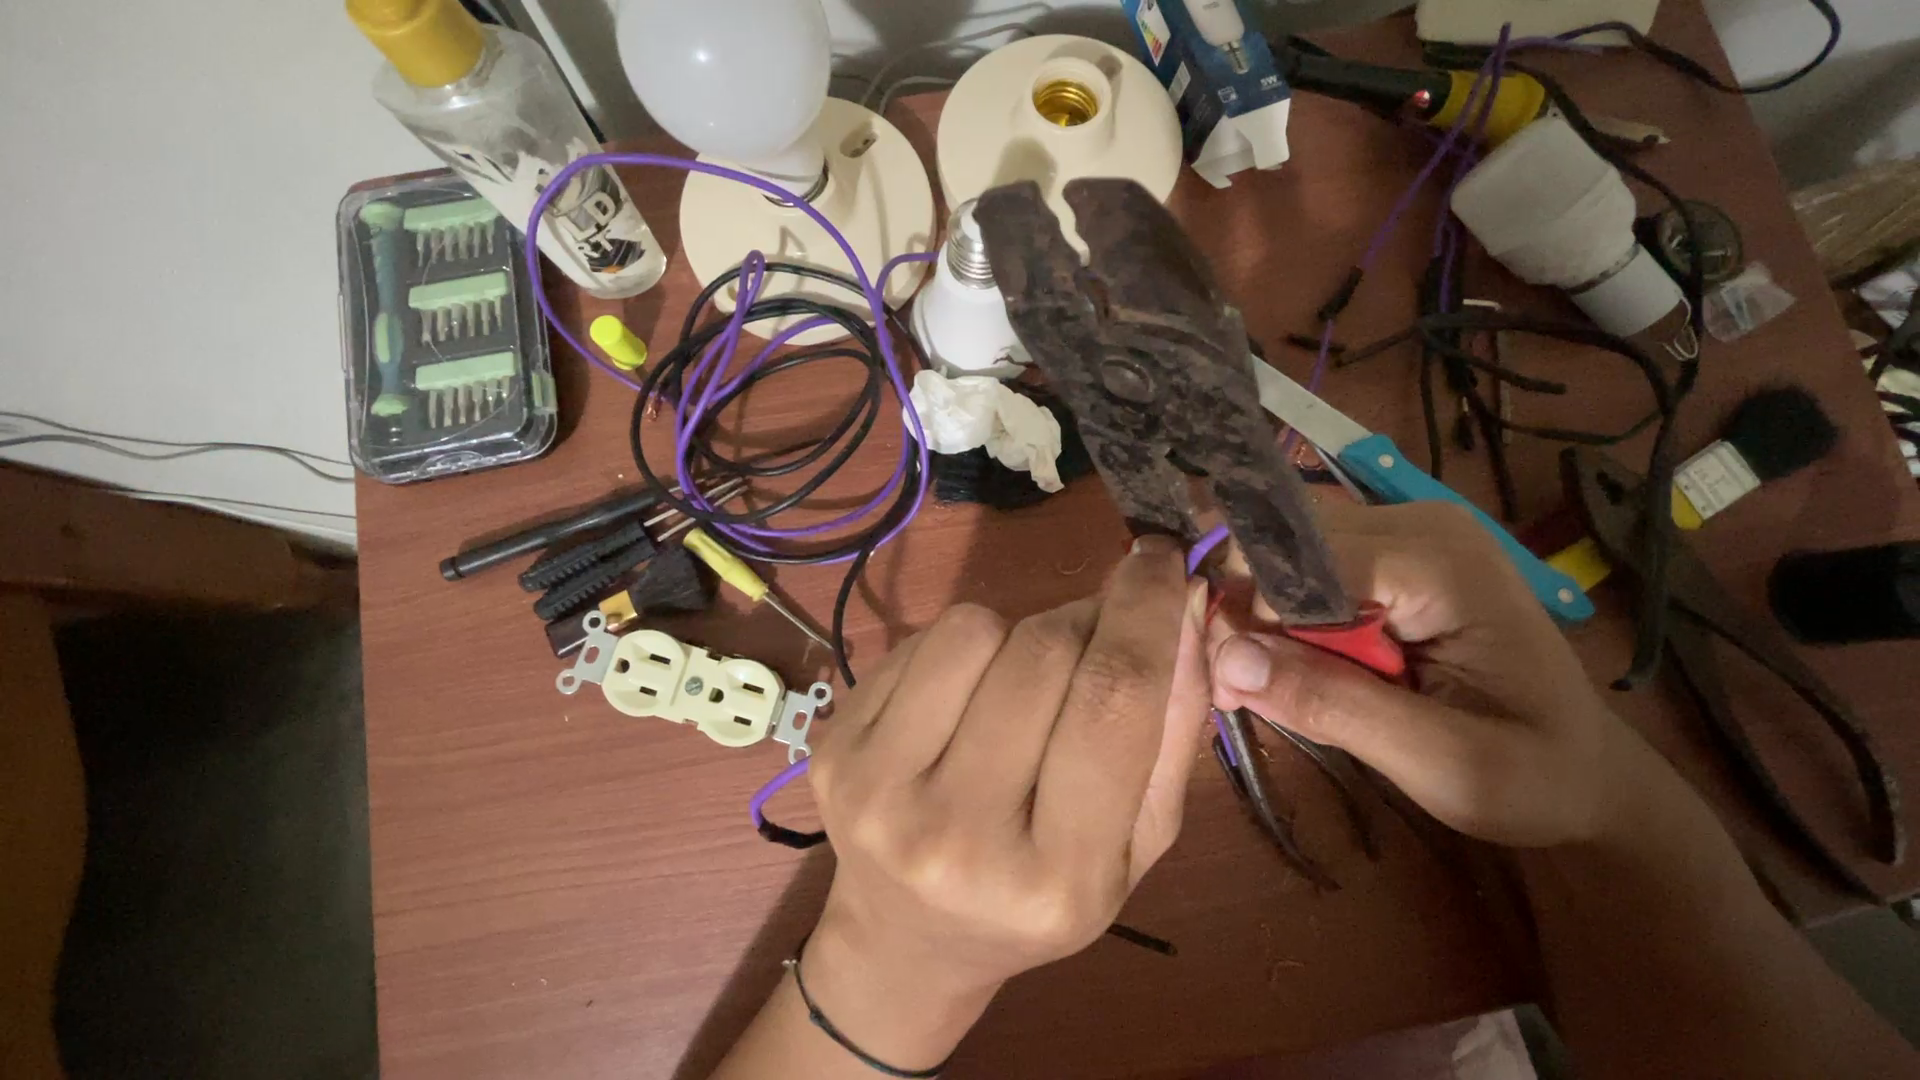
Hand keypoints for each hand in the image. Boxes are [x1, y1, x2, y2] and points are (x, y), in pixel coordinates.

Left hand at [797, 536, 1208, 1068]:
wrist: (909, 942)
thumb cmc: (1039, 898)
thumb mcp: (1136, 845)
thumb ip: (1173, 730)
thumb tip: (1185, 609)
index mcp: (1057, 875)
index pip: (1114, 699)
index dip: (1146, 609)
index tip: (1163, 558)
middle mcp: (958, 834)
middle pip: (1043, 652)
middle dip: (1085, 620)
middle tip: (1096, 637)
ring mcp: (880, 789)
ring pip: (973, 629)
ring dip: (1017, 633)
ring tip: (1021, 683)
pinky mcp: (834, 750)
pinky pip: (919, 640)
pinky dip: (960, 647)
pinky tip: (965, 698)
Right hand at [1209, 500, 1646, 847]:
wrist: (1583, 771)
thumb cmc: (1532, 775)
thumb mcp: (1442, 764)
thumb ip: (1335, 707)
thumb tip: (1227, 660)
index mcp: (1441, 561)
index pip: (1300, 559)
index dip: (1254, 616)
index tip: (1233, 688)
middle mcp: (1415, 524)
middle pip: (1281, 549)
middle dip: (1248, 620)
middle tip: (1240, 695)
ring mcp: (1399, 533)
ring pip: (1279, 558)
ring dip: (1259, 624)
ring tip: (1266, 689)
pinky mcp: (1384, 554)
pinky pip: (1299, 572)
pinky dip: (1279, 621)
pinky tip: (1292, 668)